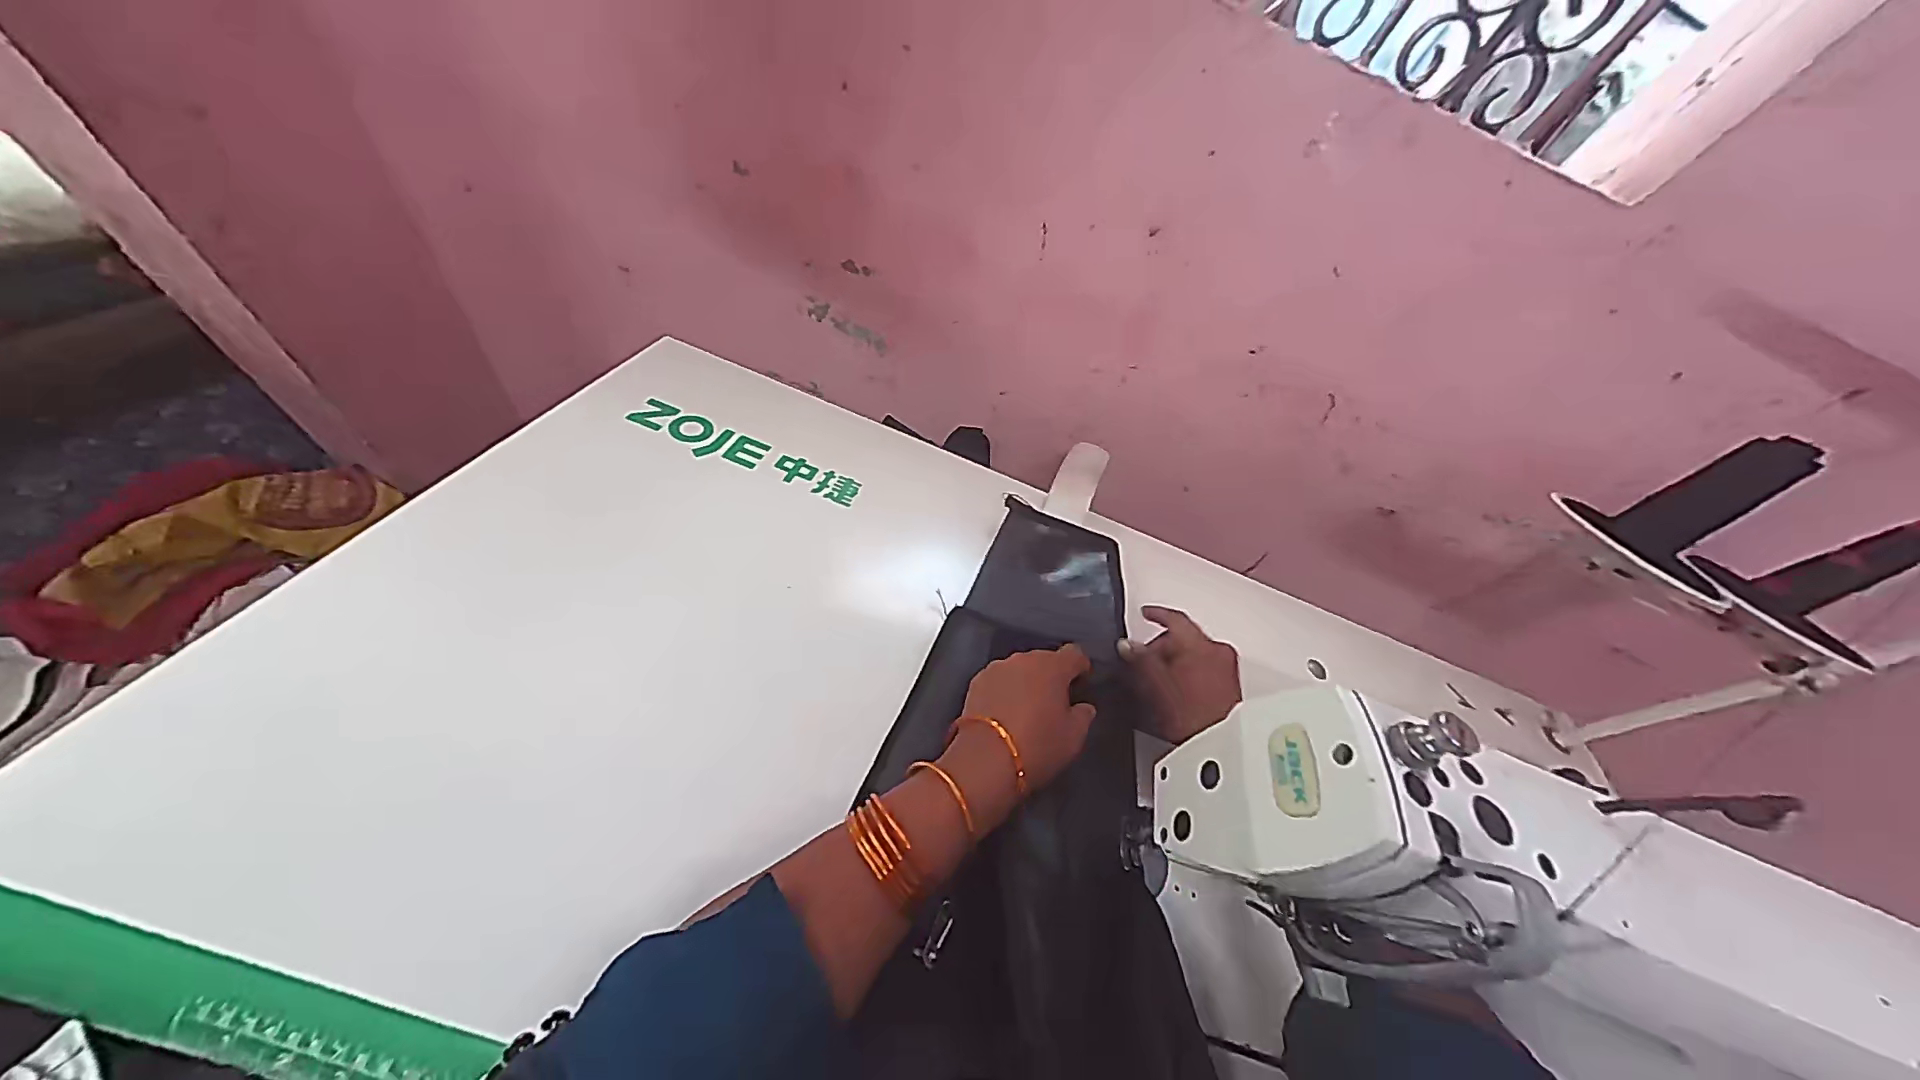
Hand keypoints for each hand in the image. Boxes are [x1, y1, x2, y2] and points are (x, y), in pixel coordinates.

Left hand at [954, 645, 1096, 797]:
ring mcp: (996, 668)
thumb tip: (1083, 707)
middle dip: (1051, 676)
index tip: (1081, 683)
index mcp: (1053, 666)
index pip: (1074, 654)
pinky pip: (998, 681)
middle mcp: (1024, 659)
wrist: (985, 759)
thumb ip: (1083, 716)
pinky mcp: (975, 682)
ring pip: (1019, 669)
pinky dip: (1004, 691)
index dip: (1080, 666)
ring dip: (1025, 682)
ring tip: (1026, 709)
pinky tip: (1003, 713)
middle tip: (1053, 703)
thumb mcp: (1073, 737)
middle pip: (1044, 660)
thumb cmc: (1037, 746)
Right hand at [1125, 606, 1240, 743]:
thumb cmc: (1193, 718)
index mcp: (1202, 646)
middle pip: (1184, 637)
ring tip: (1156, 680)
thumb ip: (1141, 660)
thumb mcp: (1157, 686)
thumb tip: (1127, 645)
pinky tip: (1173, 688)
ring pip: (1193, 652)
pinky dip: (1186, 669)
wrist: (1221, 745)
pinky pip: (1203, 665)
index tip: (1145, 613)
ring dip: (1173, 660)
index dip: (1157, 614)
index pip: (1176, 619)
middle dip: (1160, 646)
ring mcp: (1227, 668)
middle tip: (1142, 659)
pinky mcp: (1230, 683)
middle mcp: (1219, 652)